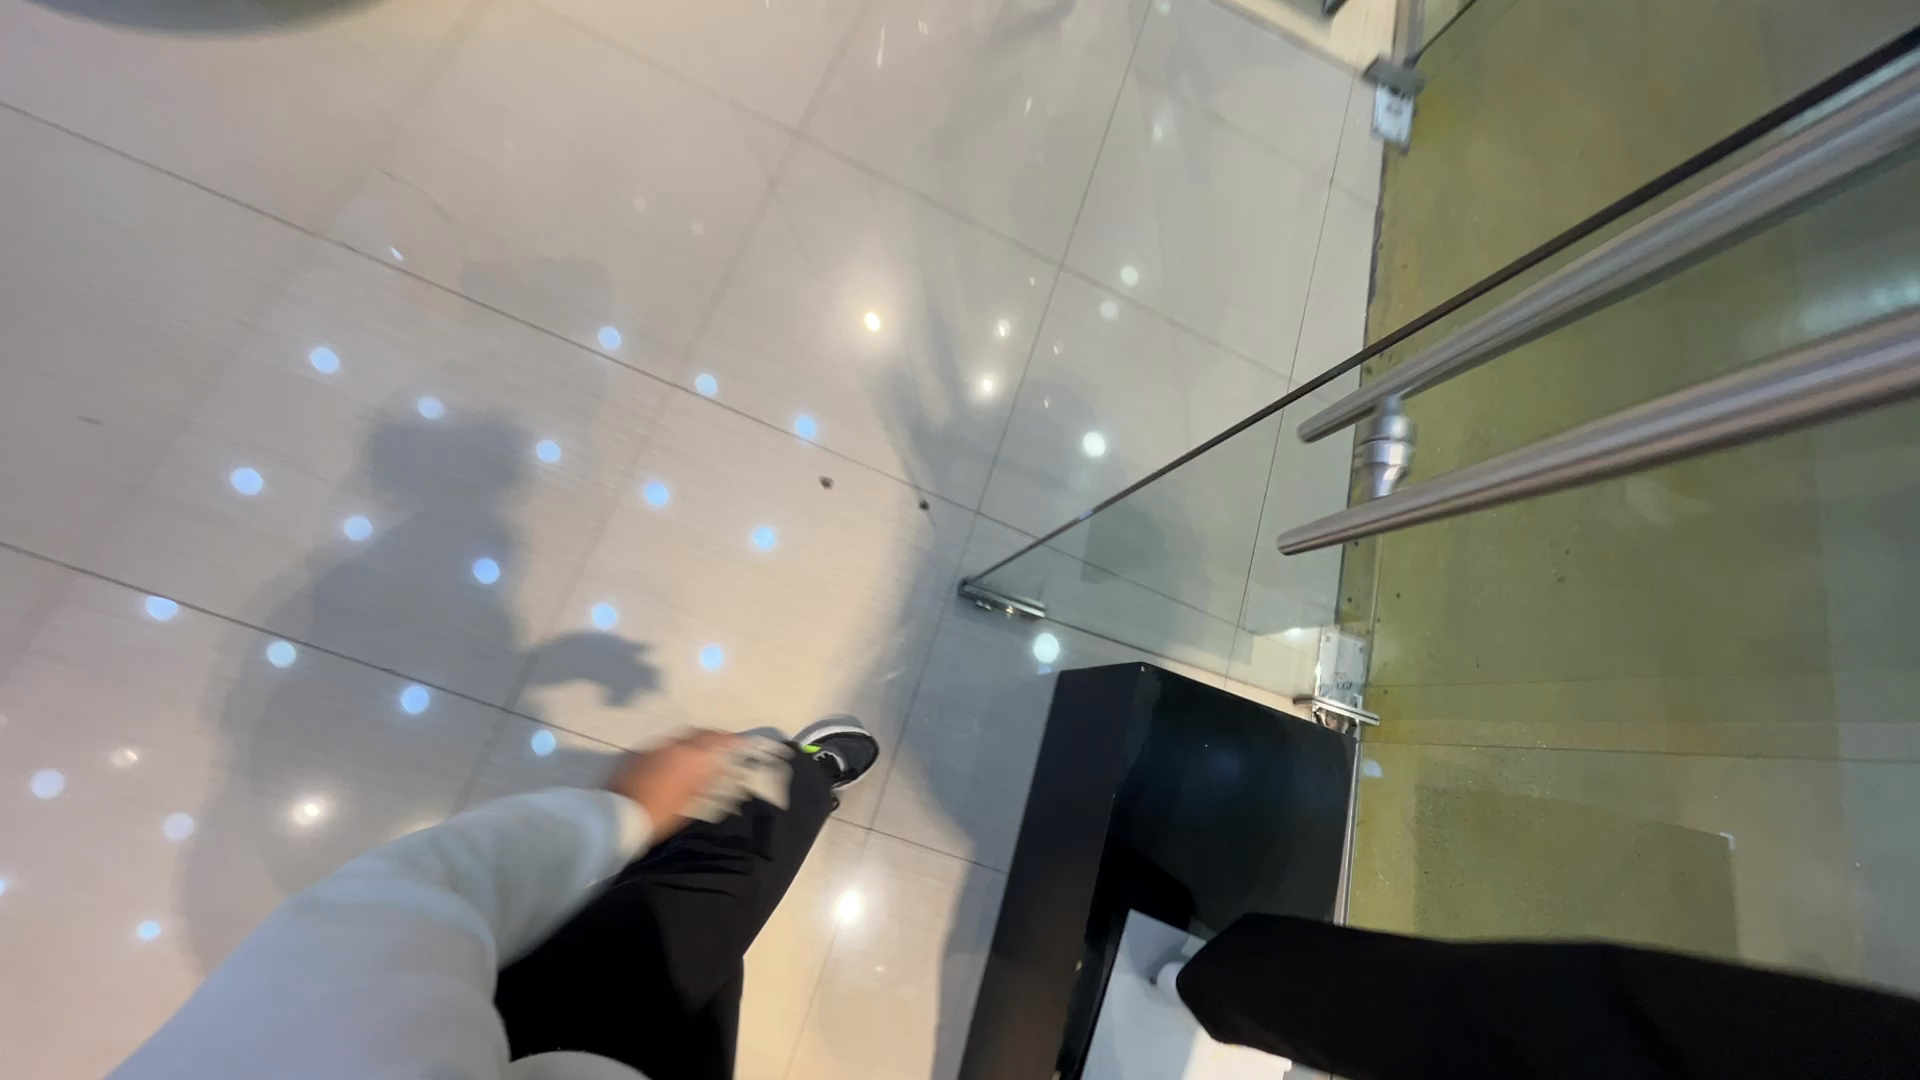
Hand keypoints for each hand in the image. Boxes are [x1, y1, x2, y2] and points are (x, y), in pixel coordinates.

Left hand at [606, 729, 738, 838]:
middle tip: (722, 748)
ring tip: (697, 756)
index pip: (721, 741)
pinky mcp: (638, 753)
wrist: (614, 817)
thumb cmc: (658, 816)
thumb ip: (707, 784)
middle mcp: (675, 745)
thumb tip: (720, 772)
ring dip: (692, 743)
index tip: (744, 743)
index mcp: (692, 757)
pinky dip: (673, 750)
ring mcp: (654, 747)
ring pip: (680, 738)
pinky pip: (662, 746)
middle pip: (700, 732)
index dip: (735, 741)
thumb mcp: (691, 804)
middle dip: (713, 738)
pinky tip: (671, 764)